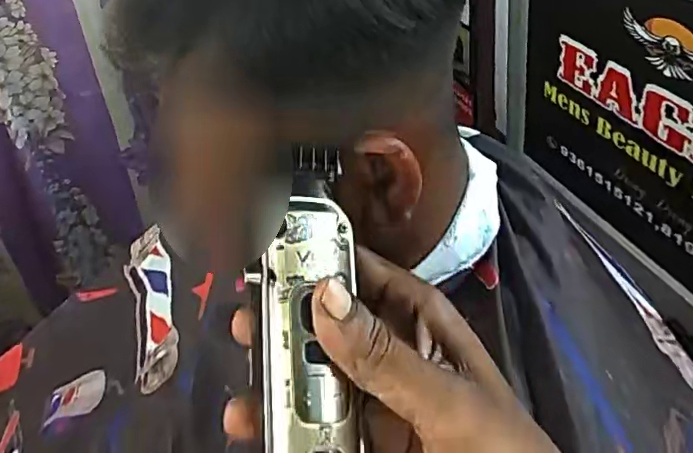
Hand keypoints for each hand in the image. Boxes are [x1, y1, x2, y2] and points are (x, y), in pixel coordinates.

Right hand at [223, 246, 556, 452]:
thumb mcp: (449, 401)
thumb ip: (386, 354)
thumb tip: (324, 294)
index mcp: (416, 319)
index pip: (358, 270)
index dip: (314, 258)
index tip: (267, 258)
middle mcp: (390, 350)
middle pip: (326, 324)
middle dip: (284, 323)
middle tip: (244, 324)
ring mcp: (376, 399)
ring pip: (316, 375)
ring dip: (278, 380)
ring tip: (243, 394)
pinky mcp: (366, 442)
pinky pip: (318, 426)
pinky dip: (287, 426)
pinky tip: (259, 428)